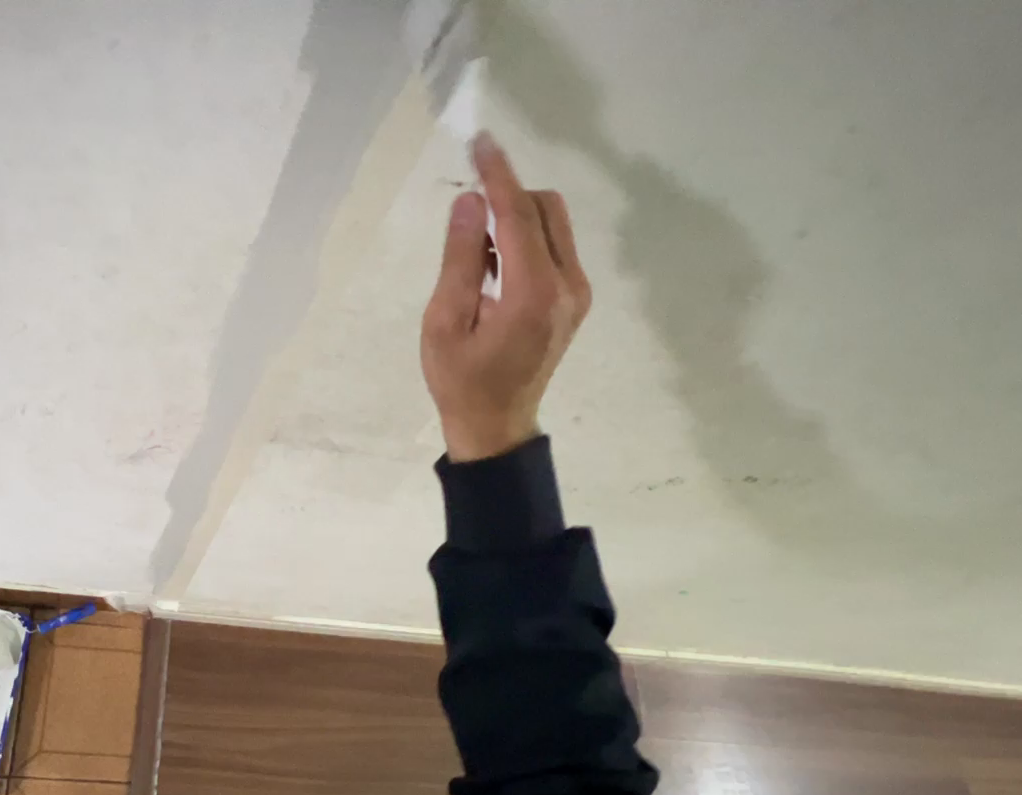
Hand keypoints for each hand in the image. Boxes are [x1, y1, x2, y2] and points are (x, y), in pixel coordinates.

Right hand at [421, 132, 590, 461]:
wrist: (495, 426)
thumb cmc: (460, 380)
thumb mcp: (444, 322)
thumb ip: (460, 259)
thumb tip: (470, 202)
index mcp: (532, 292)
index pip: (518, 214)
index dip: (497, 175)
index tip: (480, 142)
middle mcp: (567, 285)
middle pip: (546, 209)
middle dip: (508, 197)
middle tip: (468, 215)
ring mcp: (577, 294)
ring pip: (555, 225)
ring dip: (517, 219)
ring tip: (476, 253)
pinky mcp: (575, 301)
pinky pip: (556, 250)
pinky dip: (527, 242)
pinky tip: (496, 269)